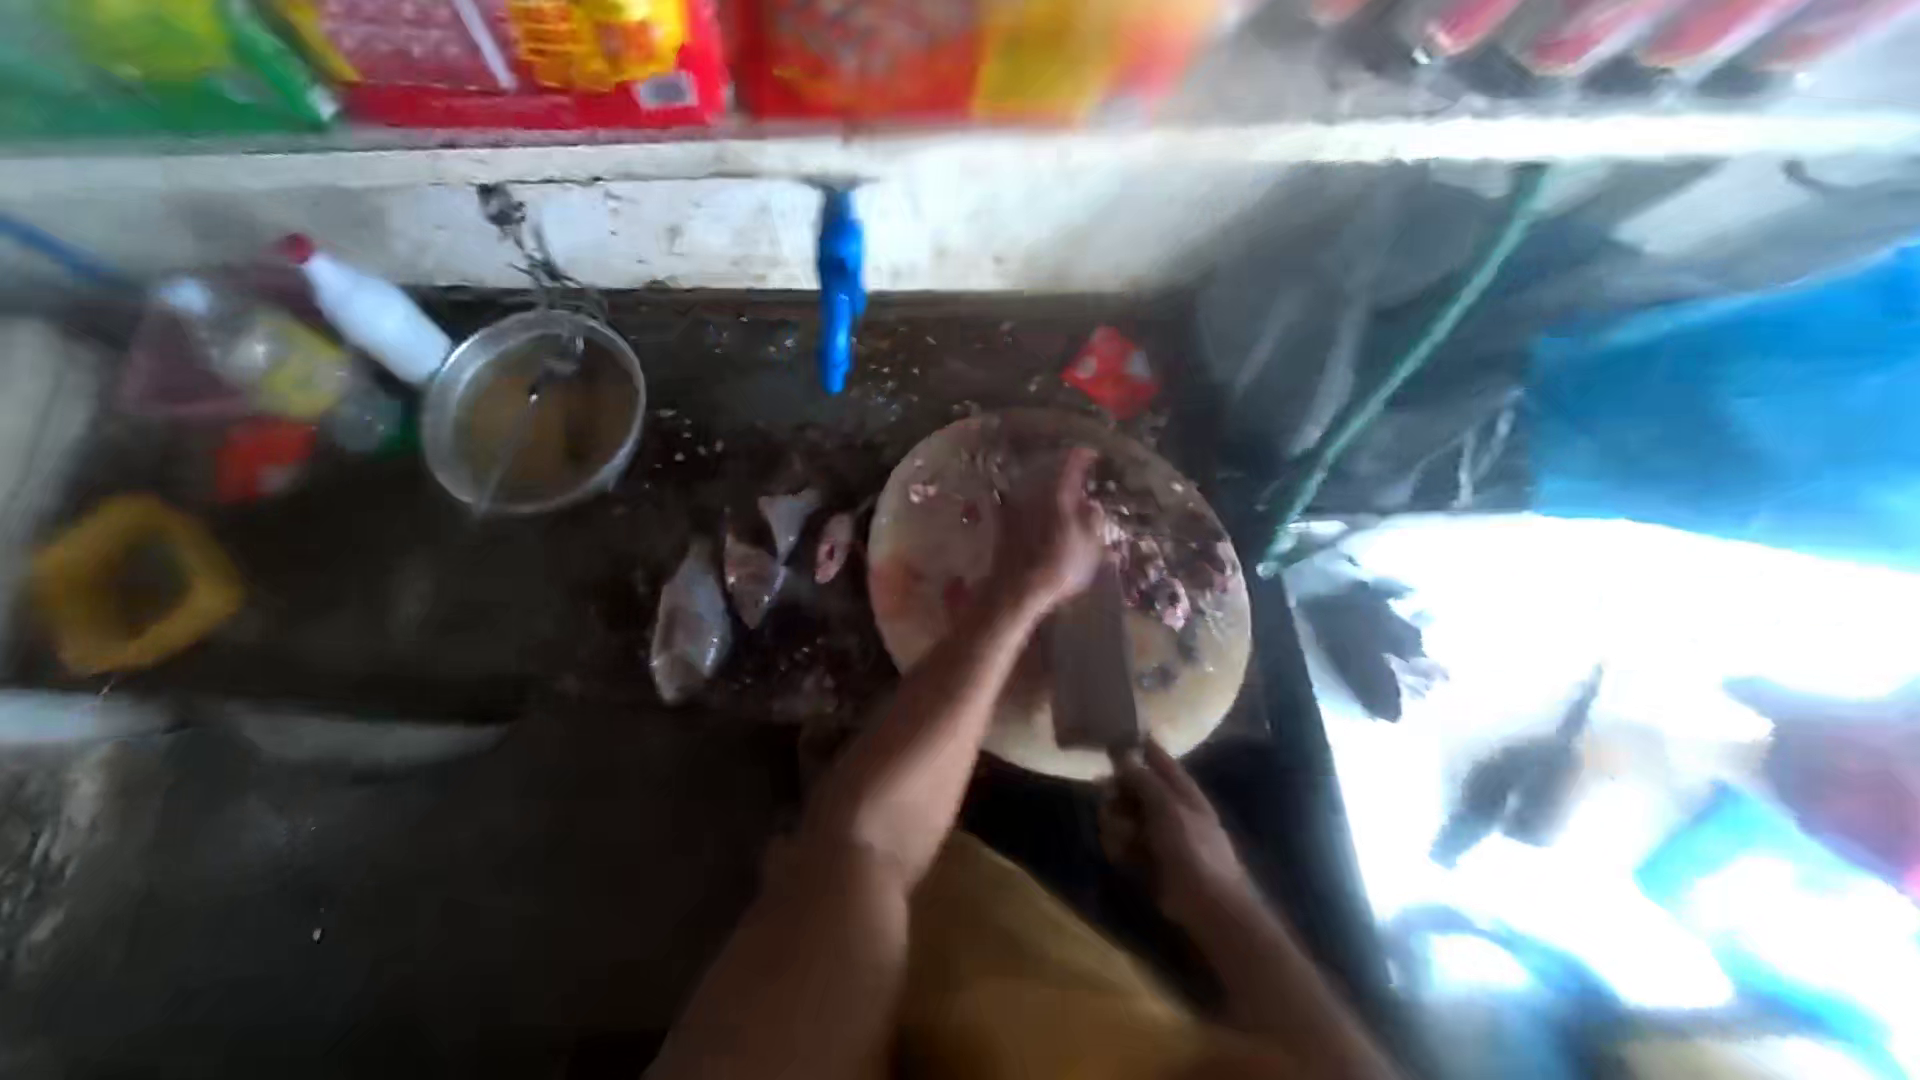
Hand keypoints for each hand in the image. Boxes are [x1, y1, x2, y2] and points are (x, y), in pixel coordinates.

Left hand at [991, 445, 1106, 612]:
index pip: (1071, 463)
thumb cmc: (1059, 568)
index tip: (1092, 454)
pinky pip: (1022, 508)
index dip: (1083, 455)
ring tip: (1063, 504)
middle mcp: (1034, 494)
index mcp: (1058, 494)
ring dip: (1049, 494)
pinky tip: (1040, 521)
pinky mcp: (1003, 525)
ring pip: (1035, 491)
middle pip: (1051, 476)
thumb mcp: (1090, 547)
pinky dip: (1034, 510)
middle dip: (1066, 478)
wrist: (1015, 589)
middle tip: (1079, 484)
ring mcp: (1015, 508)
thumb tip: (1092, 505)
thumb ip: (1093, 521)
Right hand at [1105, 739, 1257, 928]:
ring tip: (1124, 839)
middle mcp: (1165, 804)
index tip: (1109, 742)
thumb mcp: (1167, 807)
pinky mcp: (1142, 855)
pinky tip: (1124, 856)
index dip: (1134, 745)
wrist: (1206, 904)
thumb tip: (1122, 753)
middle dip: (1116, 793)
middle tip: (1108, 798)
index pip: (1154, 755)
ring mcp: (1153, 831)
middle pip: (1129, 784)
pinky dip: (1118, 846)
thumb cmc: (1192, 848)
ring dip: (1115, 824)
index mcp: (1179, 788)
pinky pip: (1118, 840)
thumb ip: (1143, 779)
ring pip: (1119, 813)